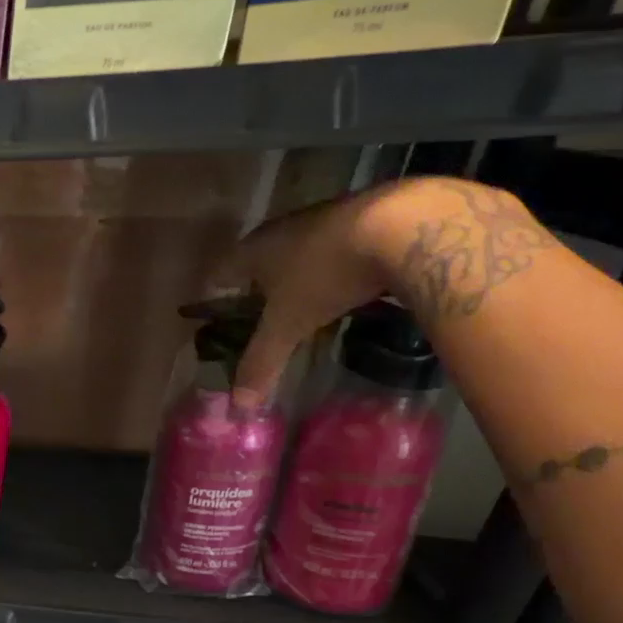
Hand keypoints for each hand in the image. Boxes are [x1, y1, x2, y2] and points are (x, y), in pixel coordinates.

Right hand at [223, 185, 396, 406]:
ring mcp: (327, 215)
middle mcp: (283, 227)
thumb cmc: (326, 275)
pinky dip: (337, 264)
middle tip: (261, 314)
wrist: (405, 224)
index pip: (220, 272)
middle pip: (260, 259)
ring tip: (306, 302)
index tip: (218, 316)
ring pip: (300, 250)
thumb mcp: (289, 326)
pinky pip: (338, 245)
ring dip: (299, 273)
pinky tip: (351, 283)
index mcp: (254, 249)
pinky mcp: (367, 213)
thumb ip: (262, 362)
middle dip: (258, 286)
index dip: (216, 296)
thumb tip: (238, 409)